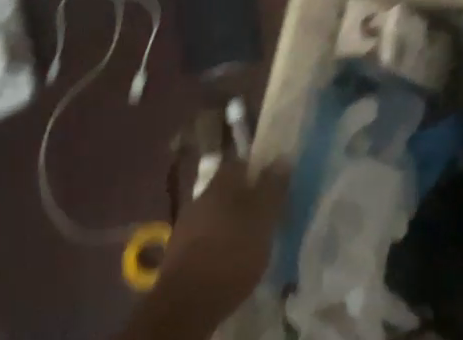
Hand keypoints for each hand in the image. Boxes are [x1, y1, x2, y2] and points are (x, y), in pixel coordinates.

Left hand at [121, 157, 289, 339]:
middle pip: (227, 188)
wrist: (186, 305)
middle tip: (269, 207)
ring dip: (234, 218)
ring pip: (217, 212)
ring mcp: (186, 226)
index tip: (276, 177)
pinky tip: (233, 253)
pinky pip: (207, 235)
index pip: (240, 162)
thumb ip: (273, 188)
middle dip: (247, 194)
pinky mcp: (180, 253)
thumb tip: (282, 158)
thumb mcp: (263, 219)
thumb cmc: (231, 254)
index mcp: (220, 185)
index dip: (258, 166)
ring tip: (255, 234)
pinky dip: (222, 239)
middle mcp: (199, 199)